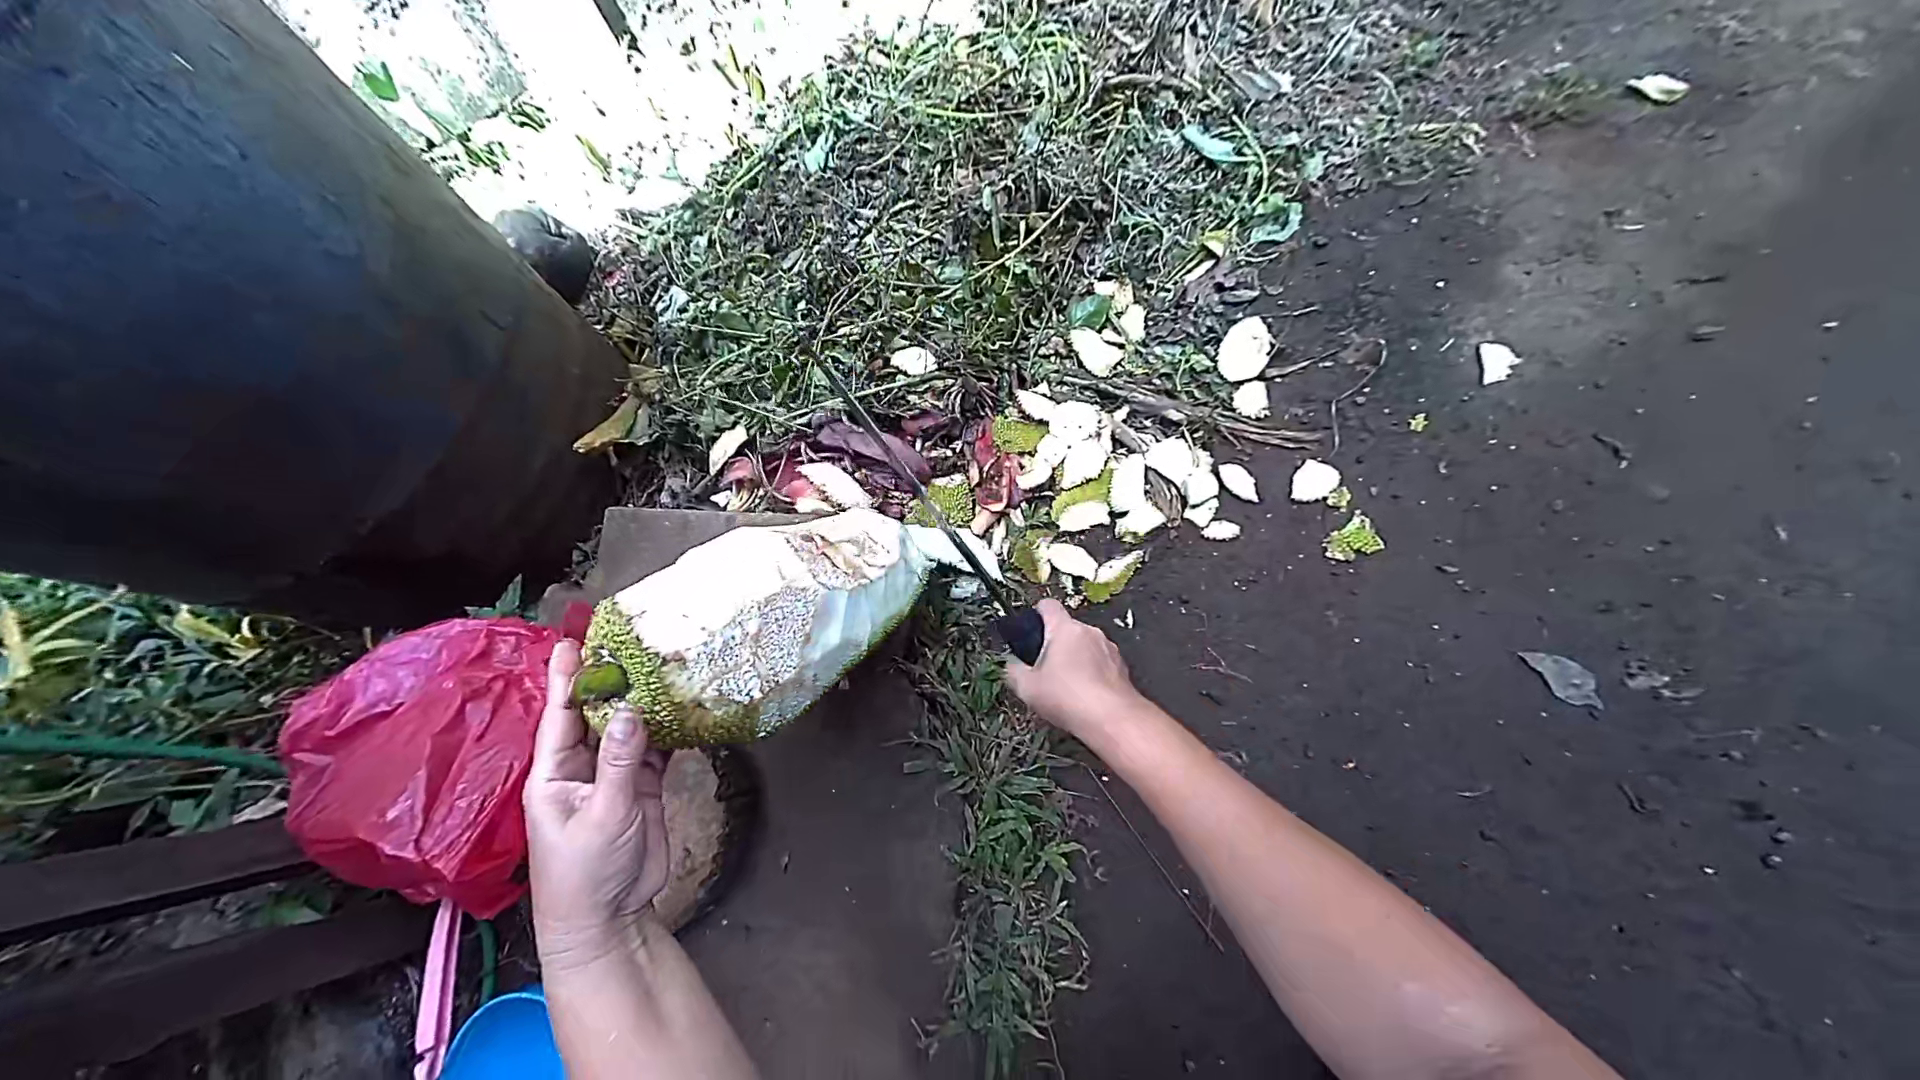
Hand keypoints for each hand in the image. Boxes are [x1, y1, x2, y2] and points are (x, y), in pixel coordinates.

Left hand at [525, 640, 671, 974]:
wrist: (612, 918)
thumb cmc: (586, 874)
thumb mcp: (603, 816)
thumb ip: (620, 762)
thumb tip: (632, 709)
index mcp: (555, 774)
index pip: (561, 716)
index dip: (566, 678)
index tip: (573, 641)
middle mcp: (582, 767)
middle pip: (598, 715)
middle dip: (610, 681)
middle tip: (628, 642)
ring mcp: (615, 775)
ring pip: (629, 728)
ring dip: (643, 701)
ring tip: (660, 664)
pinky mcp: (642, 785)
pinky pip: (654, 747)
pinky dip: (667, 728)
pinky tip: (681, 706)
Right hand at [1003, 599, 1144, 741]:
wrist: (1112, 720)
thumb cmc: (1069, 698)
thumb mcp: (1027, 687)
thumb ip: (1013, 670)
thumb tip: (1010, 665)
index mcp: (1064, 629)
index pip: (1048, 605)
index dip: (1035, 614)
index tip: (1030, 630)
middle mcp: (1089, 632)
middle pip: (1066, 628)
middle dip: (1054, 644)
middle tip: (1042, 668)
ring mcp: (1108, 648)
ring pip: (1085, 645)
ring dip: (1074, 658)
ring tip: (1064, 686)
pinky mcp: (1121, 667)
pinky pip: (1100, 662)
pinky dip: (1091, 672)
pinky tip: (1083, 695)